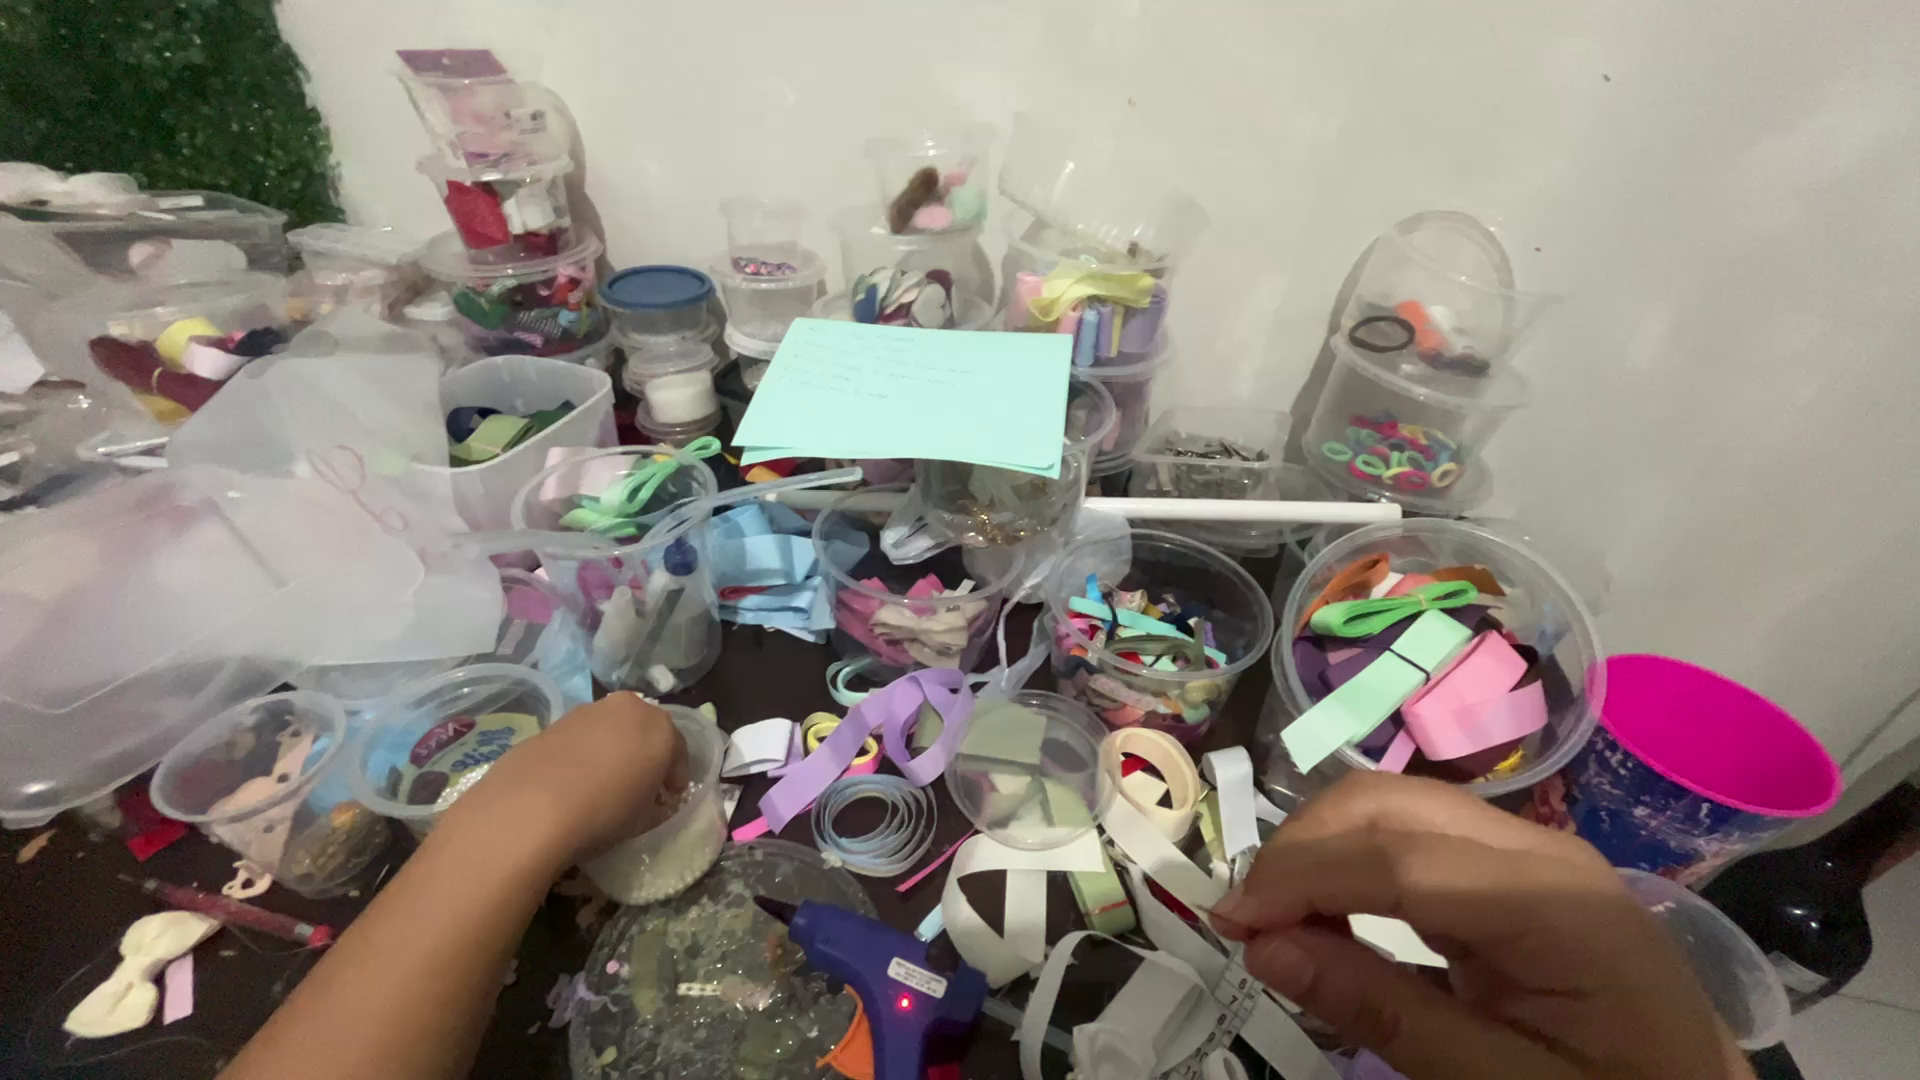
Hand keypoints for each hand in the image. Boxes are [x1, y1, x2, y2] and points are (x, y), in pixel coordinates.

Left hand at [443, 692, 689, 867]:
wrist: (528, 811)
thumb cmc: (604, 812)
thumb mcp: (645, 818)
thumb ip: (655, 803)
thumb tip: (650, 801)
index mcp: (660, 726)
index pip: (679, 749)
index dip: (676, 776)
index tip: (670, 798)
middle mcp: (626, 708)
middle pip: (643, 731)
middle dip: (645, 755)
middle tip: (639, 787)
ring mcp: (584, 713)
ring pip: (608, 732)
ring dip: (611, 752)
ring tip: (600, 787)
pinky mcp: (549, 725)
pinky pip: (576, 742)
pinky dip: (579, 758)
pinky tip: (568, 787)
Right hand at [1210, 772, 1753, 1079]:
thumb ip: (1383, 1014)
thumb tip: (1262, 950)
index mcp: (1558, 906)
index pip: (1399, 861)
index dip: (1302, 880)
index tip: (1231, 923)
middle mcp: (1535, 848)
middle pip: (1385, 805)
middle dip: (1300, 849)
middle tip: (1248, 919)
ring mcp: (1519, 846)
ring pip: (1383, 804)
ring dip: (1314, 848)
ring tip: (1275, 916)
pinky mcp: (1498, 861)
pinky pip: (1400, 833)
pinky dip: (1342, 859)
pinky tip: (1321, 908)